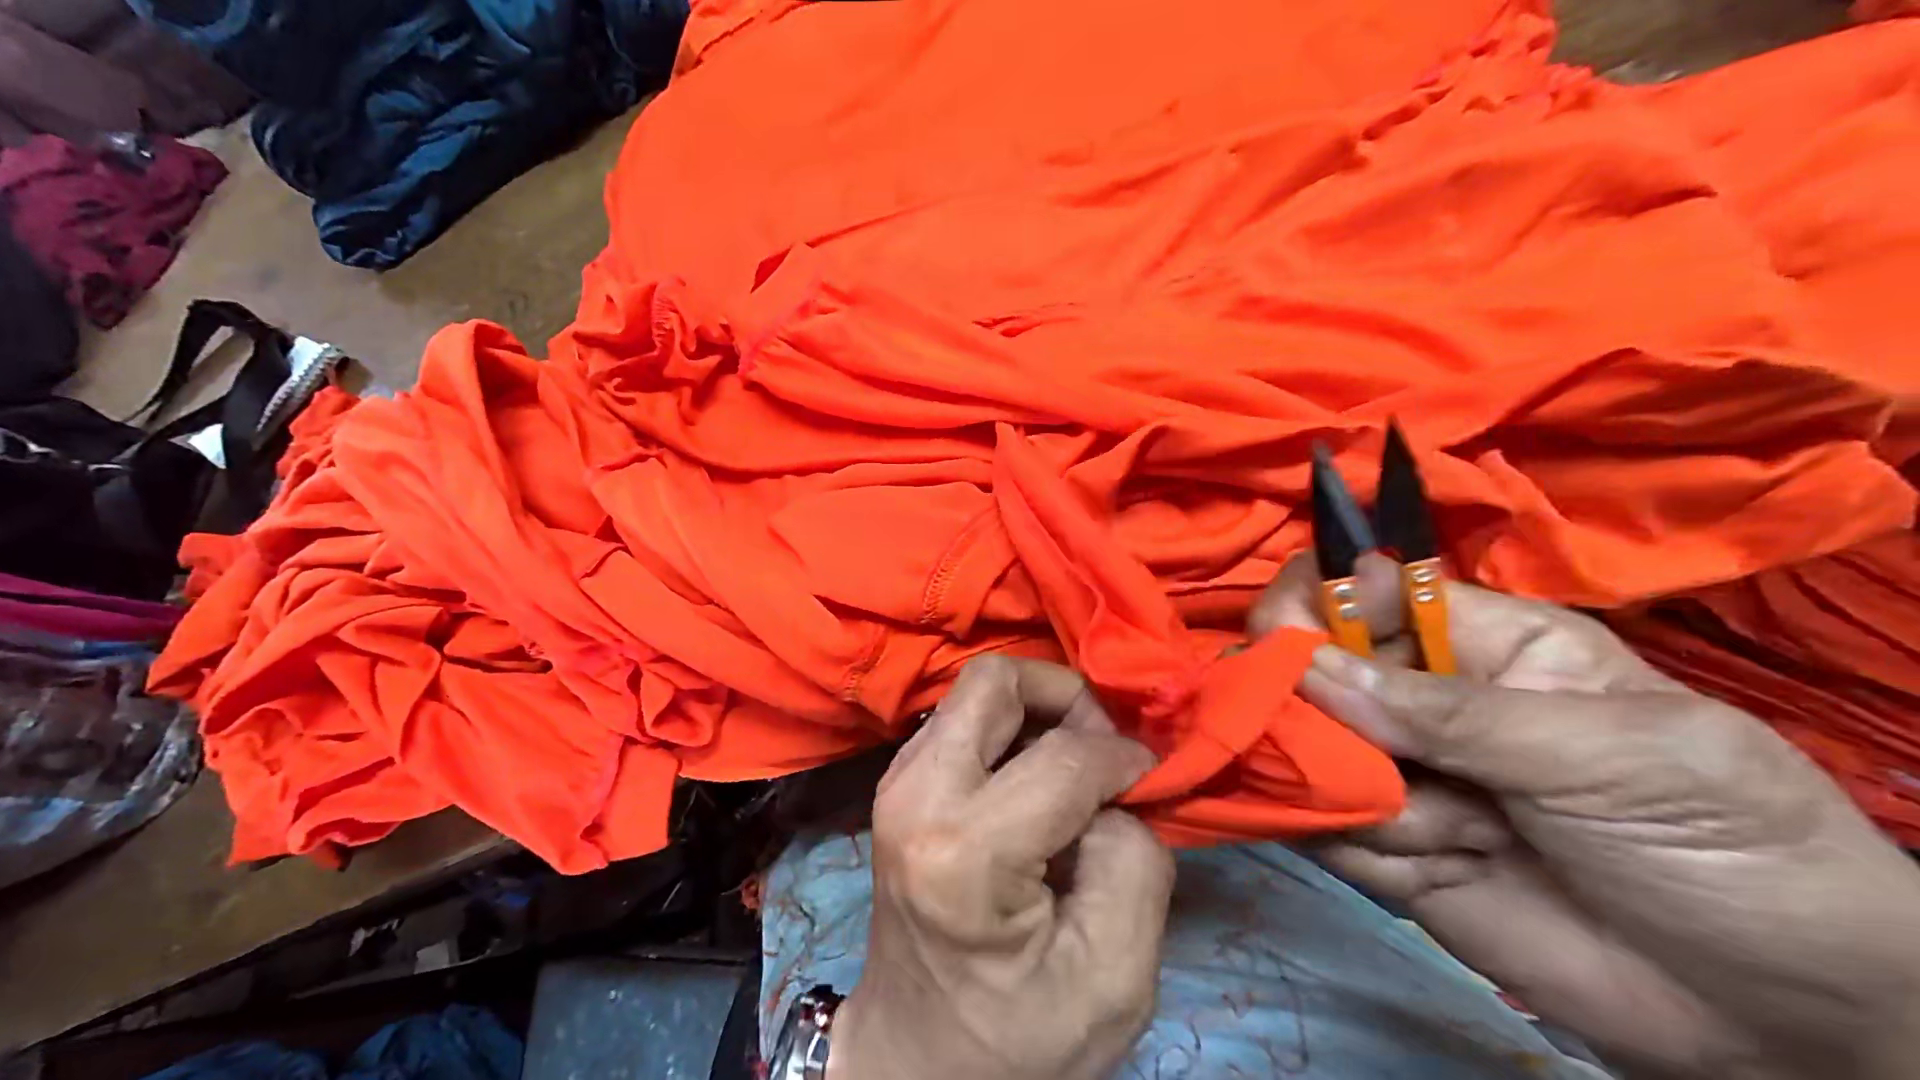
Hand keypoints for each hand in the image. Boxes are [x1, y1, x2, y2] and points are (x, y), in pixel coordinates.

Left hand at [829, 656, 1173, 1079]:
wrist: (915, 1054)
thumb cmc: (1014, 1033)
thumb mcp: (1112, 979)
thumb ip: (1134, 865)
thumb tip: (1117, 788)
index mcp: (964, 850)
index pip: (1064, 758)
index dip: (1122, 757)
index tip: (1147, 779)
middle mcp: (917, 794)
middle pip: (996, 681)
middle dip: (1066, 697)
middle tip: (1103, 744)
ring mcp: (897, 780)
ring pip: (977, 690)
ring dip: (1037, 709)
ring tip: (1075, 760)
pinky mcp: (899, 780)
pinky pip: (961, 717)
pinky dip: (1009, 726)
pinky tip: (1034, 773)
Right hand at [1252, 554, 1919, 1079]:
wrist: (1780, 1023)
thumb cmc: (1723, 843)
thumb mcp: (1609, 752)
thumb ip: (1451, 711)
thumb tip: (1306, 667)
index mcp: (1477, 643)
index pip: (1359, 593)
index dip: (1310, 605)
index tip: (1282, 641)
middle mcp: (1416, 699)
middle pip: (1306, 670)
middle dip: (1316, 712)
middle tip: (1372, 761)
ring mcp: (1394, 772)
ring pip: (1305, 751)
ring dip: (1365, 798)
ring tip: (1462, 841)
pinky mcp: (1378, 843)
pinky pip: (1316, 823)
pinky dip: (1355, 845)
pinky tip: (1436, 871)